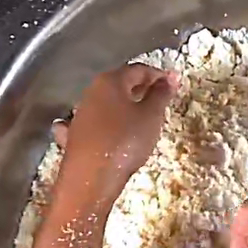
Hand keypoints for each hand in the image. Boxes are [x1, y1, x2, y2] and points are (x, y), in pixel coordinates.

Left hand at [52, 63, 177, 210]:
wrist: (90, 178)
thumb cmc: (125, 140)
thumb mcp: (151, 116)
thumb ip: (161, 94)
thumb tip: (169, 78)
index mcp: (110, 81)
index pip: (138, 69)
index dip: (157, 74)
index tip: (172, 83)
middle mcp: (92, 92)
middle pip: (120, 83)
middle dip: (141, 87)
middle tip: (160, 97)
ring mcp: (80, 114)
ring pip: (107, 102)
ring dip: (124, 104)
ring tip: (141, 114)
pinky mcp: (75, 135)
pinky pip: (94, 122)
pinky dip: (105, 122)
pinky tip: (106, 128)